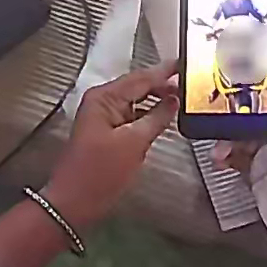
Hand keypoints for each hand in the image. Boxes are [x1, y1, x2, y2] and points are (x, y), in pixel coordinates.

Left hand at [42, 61, 179, 224]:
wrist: (74, 202)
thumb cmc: (101, 171)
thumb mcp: (133, 143)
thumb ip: (157, 118)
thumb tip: (174, 100)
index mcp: (104, 98)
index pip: (139, 78)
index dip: (164, 71)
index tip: (185, 64)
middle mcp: (102, 101)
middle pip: (137, 86)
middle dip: (162, 85)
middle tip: (191, 84)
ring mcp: (104, 117)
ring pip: (136, 101)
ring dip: (157, 99)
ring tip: (184, 98)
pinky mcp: (108, 132)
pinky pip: (132, 116)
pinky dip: (149, 115)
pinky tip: (166, 116)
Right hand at [214, 86, 266, 245]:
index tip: (251, 78)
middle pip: (266, 118)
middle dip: (245, 113)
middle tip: (220, 108)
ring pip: (251, 139)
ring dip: (233, 138)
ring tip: (217, 147)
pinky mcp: (261, 180)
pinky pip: (242, 161)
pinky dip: (229, 158)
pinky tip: (219, 161)